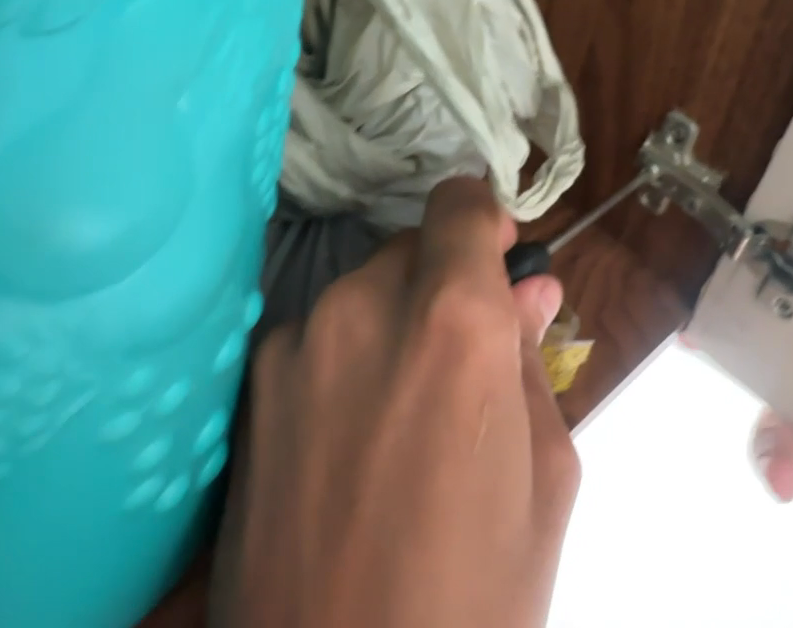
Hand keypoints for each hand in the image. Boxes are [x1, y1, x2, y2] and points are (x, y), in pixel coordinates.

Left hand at [209, 177, 580, 627]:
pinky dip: (343, 361)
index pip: (459, 205)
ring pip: (360, 294)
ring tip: (404, 418)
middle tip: (464, 362)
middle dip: (445, 283)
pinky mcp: (249, 390)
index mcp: (453, 323)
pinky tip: (349, 441)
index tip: (499, 259)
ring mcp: (294, 347)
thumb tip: (531, 290)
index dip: (485, 222)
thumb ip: (532, 363)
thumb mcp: (542, 481)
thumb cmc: (472, 597)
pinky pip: (314, 342)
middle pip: (410, 249)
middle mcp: (362, 309)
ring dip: (391, 324)